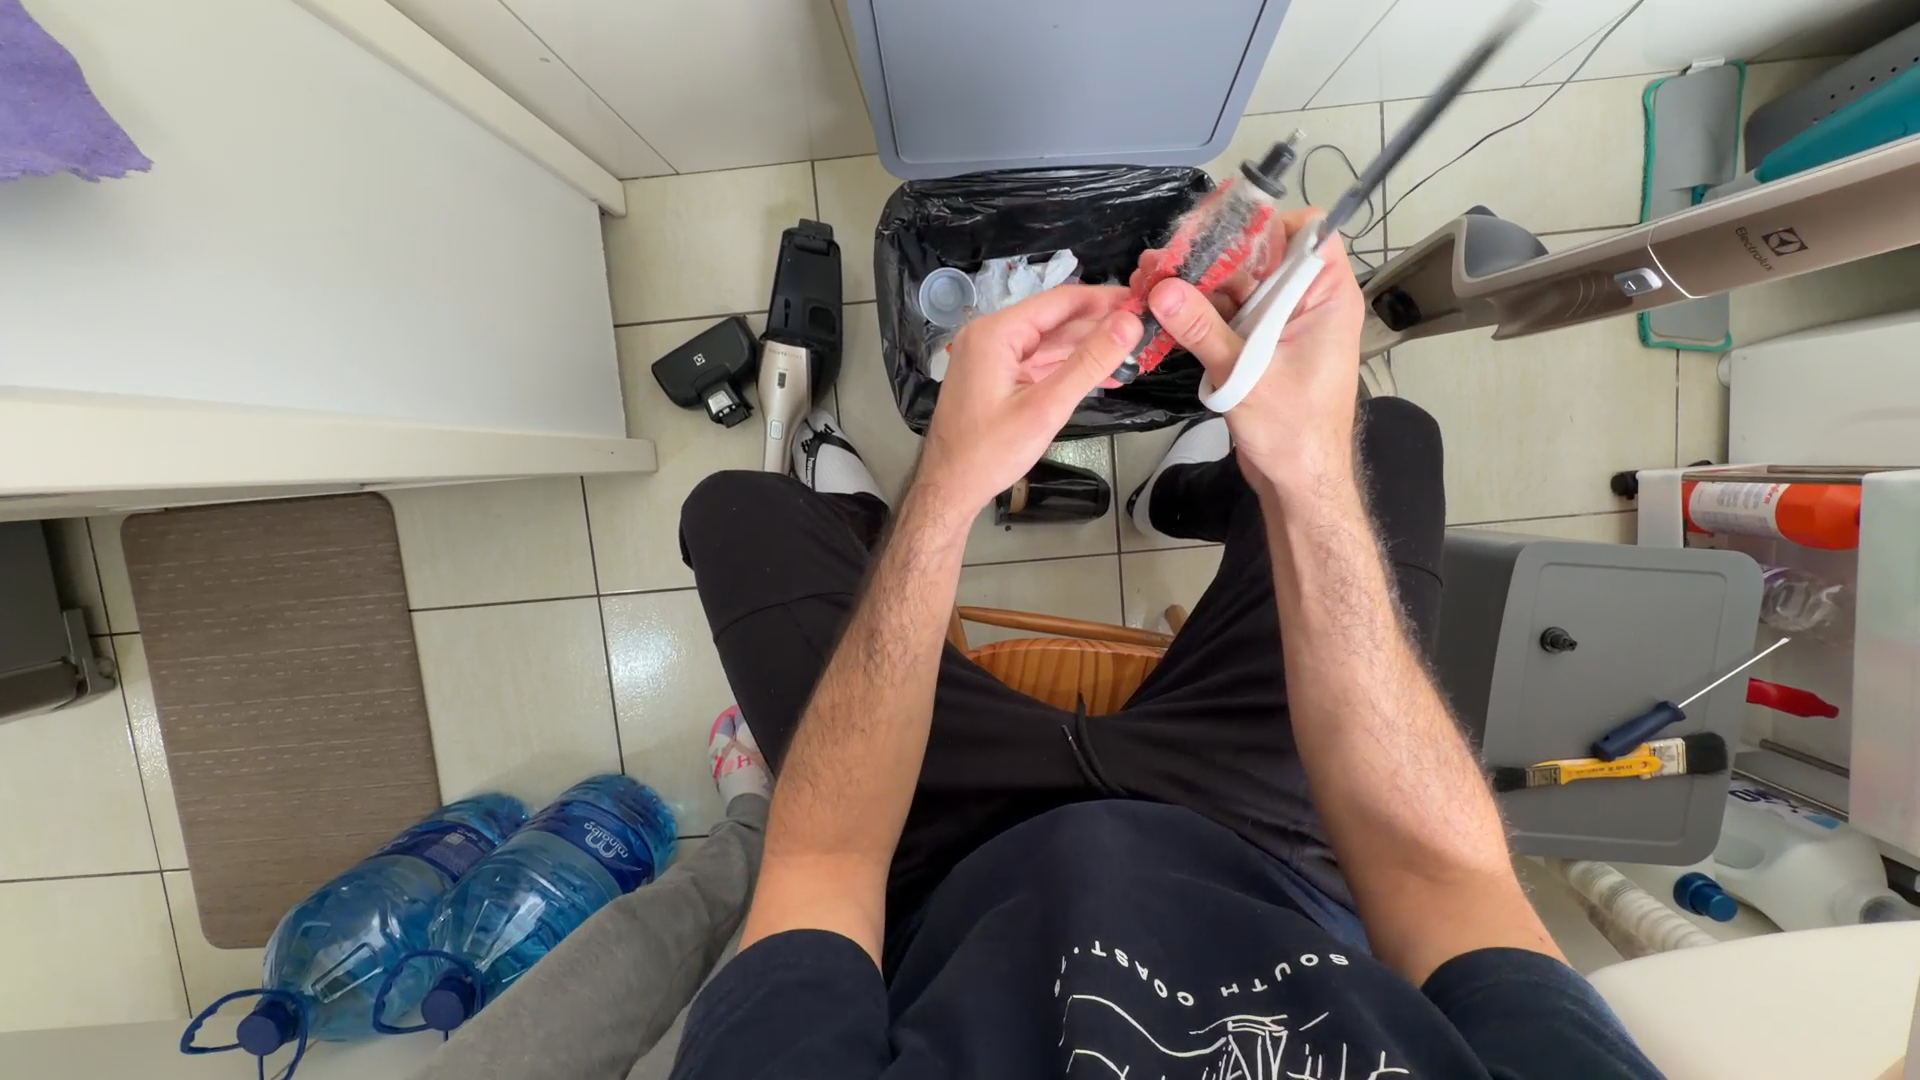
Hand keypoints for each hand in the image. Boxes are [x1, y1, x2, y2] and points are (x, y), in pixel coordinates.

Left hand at [918, 285, 1140, 513]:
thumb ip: (1089, 363)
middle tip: (1144, 332)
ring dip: (1086, 350)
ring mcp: (990, 356)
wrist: (949, 487)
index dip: (1104, 300)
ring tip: (1132, 354)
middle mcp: (990, 335)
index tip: (1141, 301)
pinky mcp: (994, 376)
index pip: (1060, 301)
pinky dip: (1066, 368)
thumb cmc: (990, 452)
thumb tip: (1129, 323)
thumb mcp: (1046, 407)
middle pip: (1055, 320)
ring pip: (1048, 343)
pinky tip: (1101, 375)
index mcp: (996, 333)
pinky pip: (1036, 363)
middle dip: (1099, 327)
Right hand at [1137, 209, 1364, 496]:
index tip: (1212, 239)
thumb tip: (1163, 290)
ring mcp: (1280, 326)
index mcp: (1325, 297)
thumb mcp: (1245, 374)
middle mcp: (1306, 302)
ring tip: (1148, 284)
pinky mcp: (1258, 347)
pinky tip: (1162, 314)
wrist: (1297, 479)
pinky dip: (1198, 316)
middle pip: (1259, 259)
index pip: (1305, 232)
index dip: (1261, 227)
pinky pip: (1228, 318)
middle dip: (1209, 259)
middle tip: (1159, 263)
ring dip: (1195, 288)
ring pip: (1237, 288)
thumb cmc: (1293, 431)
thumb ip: (1203, 329)